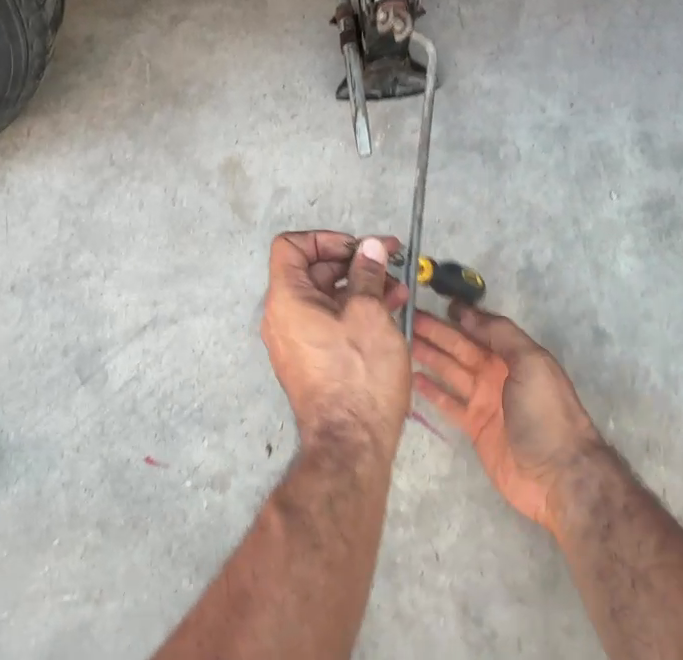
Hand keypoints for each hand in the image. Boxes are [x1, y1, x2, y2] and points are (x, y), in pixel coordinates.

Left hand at [262, 232, 412, 458]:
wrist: (351, 445)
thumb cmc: (359, 374)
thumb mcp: (369, 314)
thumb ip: (368, 274)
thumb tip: (370, 247)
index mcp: (286, 299)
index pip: (291, 246)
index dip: (325, 238)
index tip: (360, 247)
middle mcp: (283, 317)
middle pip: (311, 270)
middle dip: (352, 261)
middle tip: (390, 260)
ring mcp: (296, 341)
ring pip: (326, 297)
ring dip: (360, 286)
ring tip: (399, 287)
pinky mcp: (312, 361)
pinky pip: (329, 322)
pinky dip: (355, 311)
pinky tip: (391, 310)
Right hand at [411, 303, 608, 531]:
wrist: (558, 475)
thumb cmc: (546, 413)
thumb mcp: (531, 363)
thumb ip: (501, 335)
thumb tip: (469, 313)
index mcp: (514, 355)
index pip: (481, 328)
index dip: (459, 316)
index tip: (432, 301)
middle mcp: (497, 373)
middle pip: (461, 347)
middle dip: (436, 332)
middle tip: (407, 318)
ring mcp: (485, 400)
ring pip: (450, 371)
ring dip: (429, 356)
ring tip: (403, 342)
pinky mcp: (474, 426)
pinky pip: (448, 402)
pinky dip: (431, 390)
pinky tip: (413, 378)